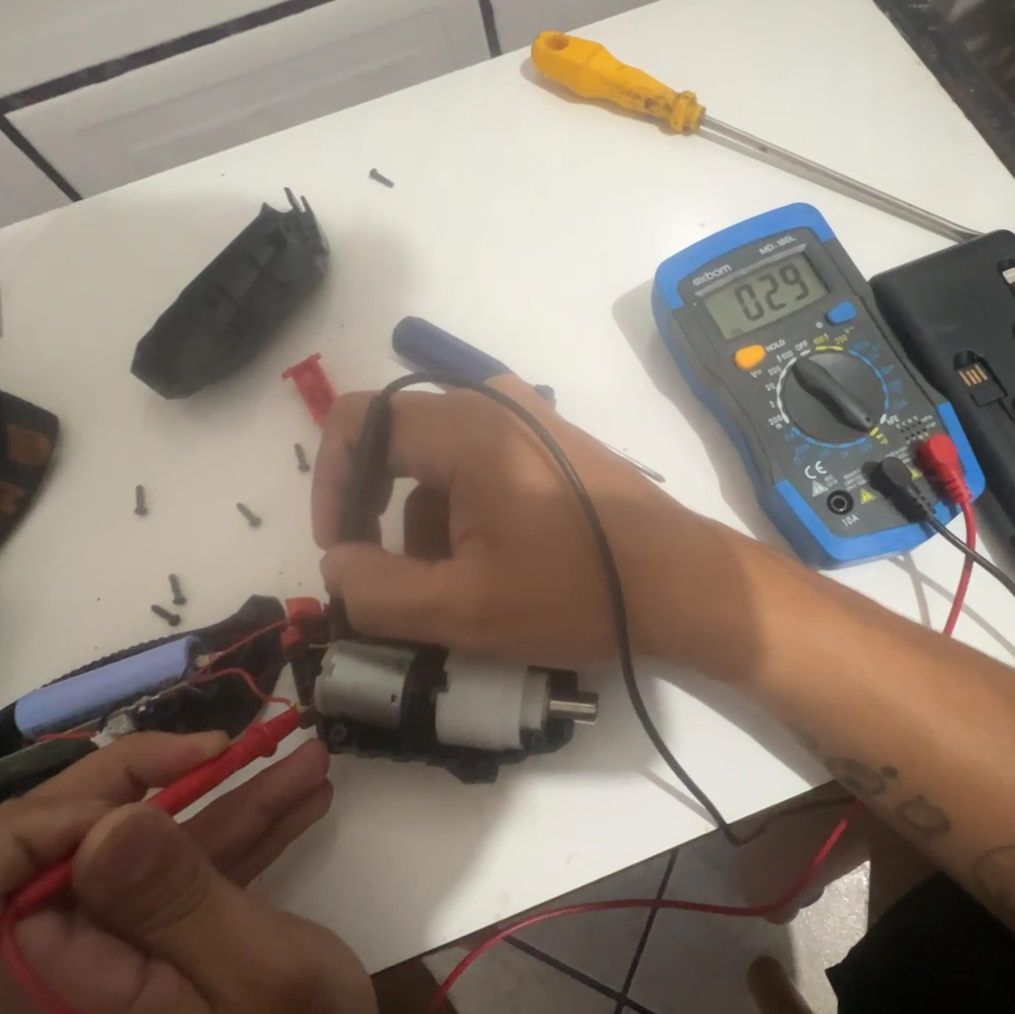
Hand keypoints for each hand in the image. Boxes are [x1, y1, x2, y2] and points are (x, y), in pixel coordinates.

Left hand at [0, 732, 374, 1013]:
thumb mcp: (255, 971)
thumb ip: (176, 902)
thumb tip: (103, 827)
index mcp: (64, 1001)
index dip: (26, 837)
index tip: (129, 804)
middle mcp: (72, 975)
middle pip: (50, 853)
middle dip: (136, 784)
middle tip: (217, 748)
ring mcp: (123, 955)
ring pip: (137, 850)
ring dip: (222, 794)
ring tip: (303, 755)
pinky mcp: (170, 941)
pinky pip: (187, 869)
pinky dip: (245, 826)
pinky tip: (305, 792)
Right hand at [312, 378, 776, 674]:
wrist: (683, 584)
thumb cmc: (575, 593)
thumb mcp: (462, 609)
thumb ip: (376, 589)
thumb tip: (337, 563)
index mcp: (467, 427)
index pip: (357, 422)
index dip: (331, 485)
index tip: (343, 550)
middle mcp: (495, 403)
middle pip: (399, 445)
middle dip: (385, 518)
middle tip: (395, 581)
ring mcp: (531, 420)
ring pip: (440, 465)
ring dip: (431, 528)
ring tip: (464, 589)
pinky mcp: (553, 446)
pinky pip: (481, 469)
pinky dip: (468, 517)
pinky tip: (500, 568)